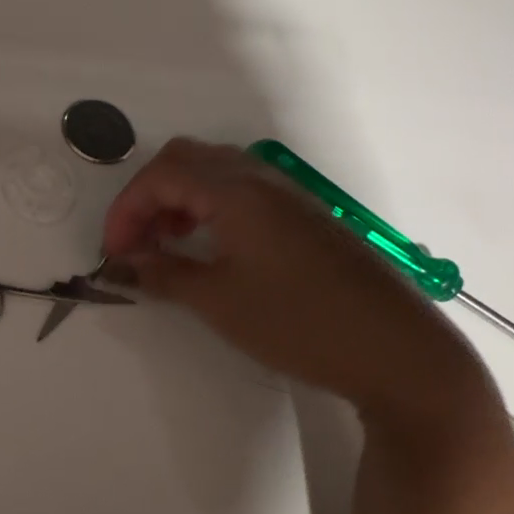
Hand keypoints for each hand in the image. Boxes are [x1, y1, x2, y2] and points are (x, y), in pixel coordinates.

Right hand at [102, 138, 491, 423]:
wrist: (400, 354)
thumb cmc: (299, 324)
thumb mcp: (217, 302)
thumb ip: (163, 274)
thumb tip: (124, 264)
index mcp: (236, 193)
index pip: (160, 176)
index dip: (125, 210)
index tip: (113, 253)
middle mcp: (262, 180)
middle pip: (186, 159)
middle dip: (149, 195)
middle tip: (136, 240)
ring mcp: (290, 196)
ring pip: (216, 171)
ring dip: (180, 197)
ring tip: (168, 243)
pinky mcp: (308, 218)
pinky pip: (244, 189)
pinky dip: (211, 206)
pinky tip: (213, 247)